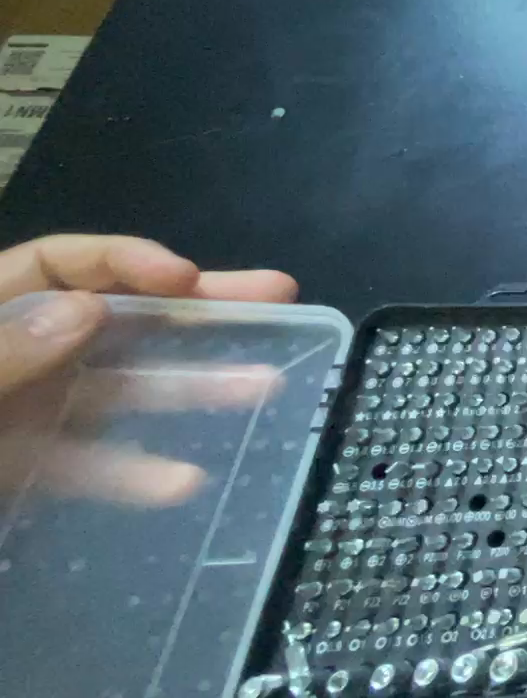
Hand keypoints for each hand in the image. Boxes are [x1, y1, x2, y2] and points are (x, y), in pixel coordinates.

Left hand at [0, 235, 296, 506]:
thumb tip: (89, 308)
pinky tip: (178, 484)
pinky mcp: (11, 472)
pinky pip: (85, 461)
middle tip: (279, 293)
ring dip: (194, 388)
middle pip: (110, 316)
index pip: (56, 265)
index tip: (185, 280)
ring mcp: (7, 418)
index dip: (127, 262)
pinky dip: (133, 471)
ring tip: (266, 386)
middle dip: (197, 306)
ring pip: (115, 388)